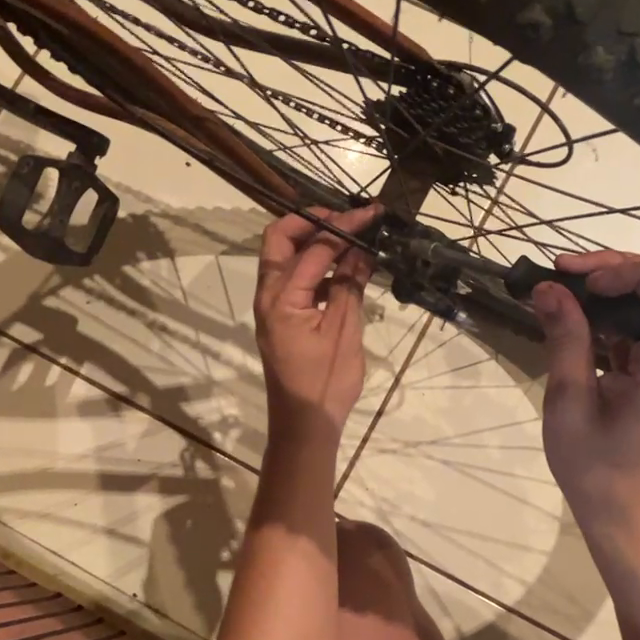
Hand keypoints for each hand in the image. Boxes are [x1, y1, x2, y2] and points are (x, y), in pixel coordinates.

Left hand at [254, 205, 380, 444]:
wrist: (304, 425)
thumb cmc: (326, 383)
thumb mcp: (345, 332)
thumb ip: (351, 286)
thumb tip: (362, 250)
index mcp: (281, 298)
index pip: (313, 247)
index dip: (344, 226)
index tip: (371, 213)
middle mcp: (268, 296)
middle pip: (280, 240)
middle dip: (313, 222)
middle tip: (348, 219)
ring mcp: (272, 307)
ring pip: (284, 258)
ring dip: (314, 243)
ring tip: (352, 240)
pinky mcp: (281, 319)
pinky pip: (294, 281)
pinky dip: (316, 268)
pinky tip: (346, 272)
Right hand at [533, 250, 639, 531]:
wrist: (619, 507)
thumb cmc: (593, 464)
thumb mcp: (570, 402)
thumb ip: (565, 340)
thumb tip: (548, 288)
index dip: (632, 274)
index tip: (584, 282)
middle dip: (618, 271)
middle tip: (565, 272)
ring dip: (614, 287)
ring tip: (566, 287)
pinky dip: (614, 312)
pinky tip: (579, 314)